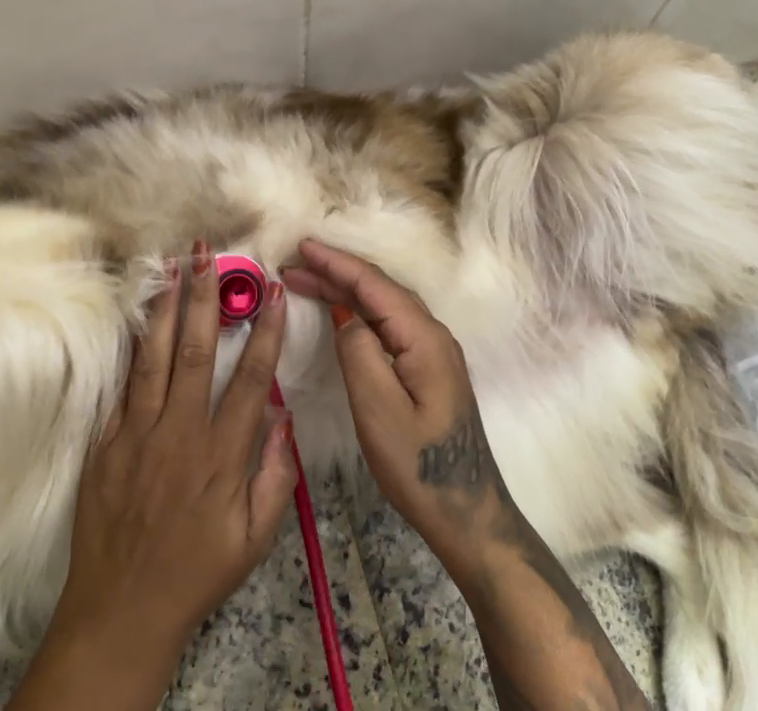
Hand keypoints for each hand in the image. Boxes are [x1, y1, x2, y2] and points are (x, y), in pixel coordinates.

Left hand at [11, 241, 295, 710]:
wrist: (121, 608)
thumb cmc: (198, 572)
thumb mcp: (255, 537)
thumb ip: (276, 476)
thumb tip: (284, 418)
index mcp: (221, 456)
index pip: (249, 380)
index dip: (264, 332)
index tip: (272, 292)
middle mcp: (178, 434)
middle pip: (193, 352)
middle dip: (203, 298)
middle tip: (207, 254)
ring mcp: (136, 435)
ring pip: (151, 358)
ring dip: (163, 308)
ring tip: (170, 268)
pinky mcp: (105, 444)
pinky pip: (120, 386)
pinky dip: (129, 348)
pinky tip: (134, 318)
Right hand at [279, 240, 503, 574]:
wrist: (465, 511)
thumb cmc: (418, 463)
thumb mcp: (378, 409)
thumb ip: (359, 352)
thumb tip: (347, 316)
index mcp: (424, 338)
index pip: (375, 286)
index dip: (337, 263)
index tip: (301, 246)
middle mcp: (433, 336)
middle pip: (381, 290)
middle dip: (337, 272)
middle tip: (292, 265)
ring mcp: (433, 353)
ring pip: (385, 307)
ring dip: (347, 291)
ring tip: (306, 282)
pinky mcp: (428, 371)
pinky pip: (390, 326)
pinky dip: (361, 312)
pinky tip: (342, 315)